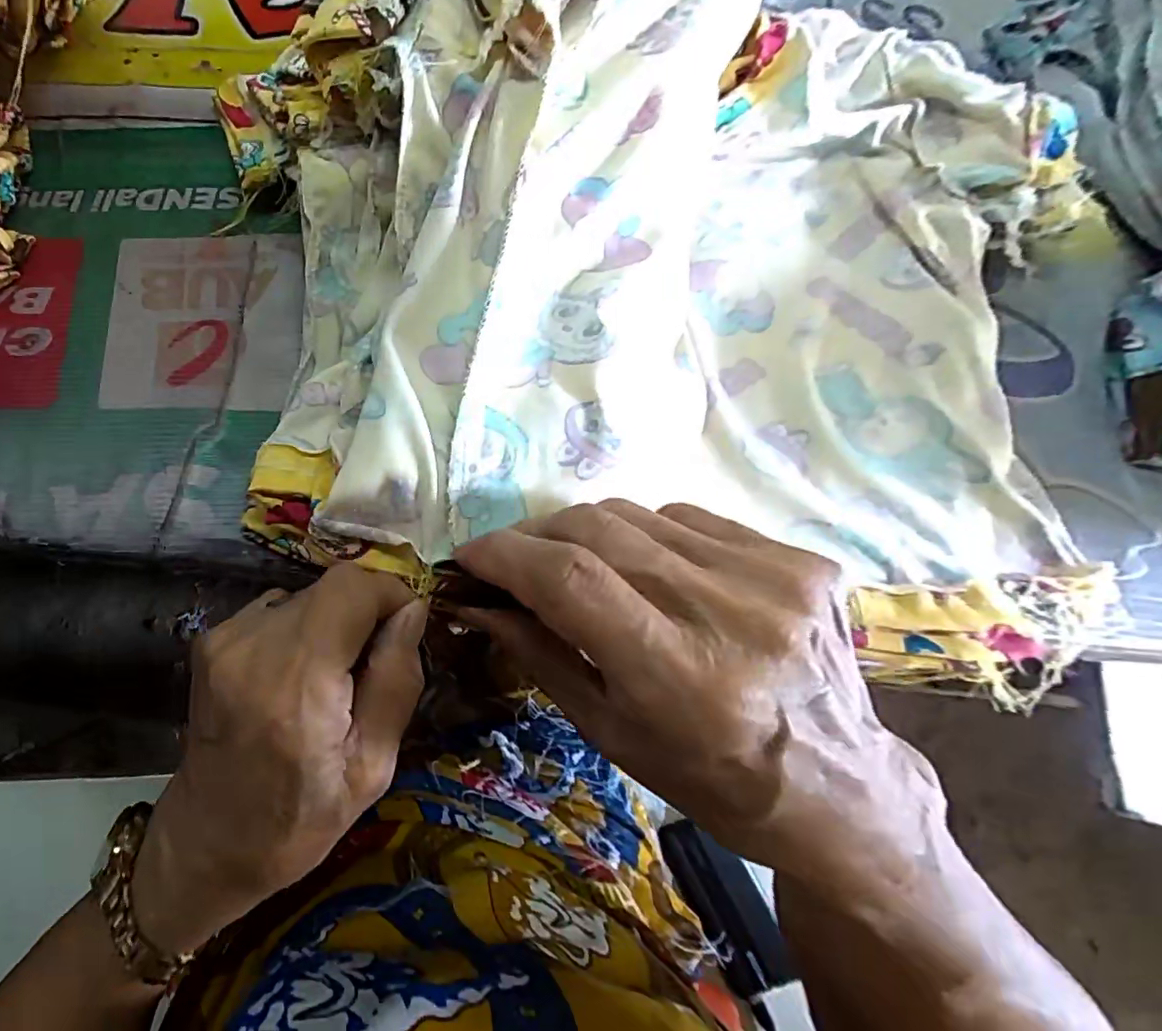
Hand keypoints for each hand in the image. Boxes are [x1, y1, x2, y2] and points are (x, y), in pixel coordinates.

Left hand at [132, 564, 427, 953]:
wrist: (211, 833)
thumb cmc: (301, 817)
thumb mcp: (371, 767)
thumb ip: (395, 681)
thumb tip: (412, 611)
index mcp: (298, 681)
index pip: (351, 587)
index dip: (389, 594)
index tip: (405, 628)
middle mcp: (253, 645)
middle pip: (327, 588)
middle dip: (362, 612)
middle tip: (370, 666)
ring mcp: (224, 638)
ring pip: (300, 596)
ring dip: (327, 623)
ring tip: (326, 680)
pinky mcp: (208, 640)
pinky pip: (270, 612)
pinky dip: (294, 632)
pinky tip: (290, 678)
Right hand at [454, 501, 945, 885]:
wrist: (837, 790)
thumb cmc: (702, 773)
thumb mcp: (601, 726)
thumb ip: (534, 650)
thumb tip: (472, 600)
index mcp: (676, 674)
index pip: (568, 578)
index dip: (503, 554)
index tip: (466, 556)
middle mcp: (729, 613)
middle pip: (594, 529)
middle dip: (530, 536)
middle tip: (506, 560)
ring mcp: (773, 578)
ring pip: (632, 514)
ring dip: (578, 532)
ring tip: (567, 563)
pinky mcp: (799, 560)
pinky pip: (682, 518)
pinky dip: (638, 534)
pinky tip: (641, 569)